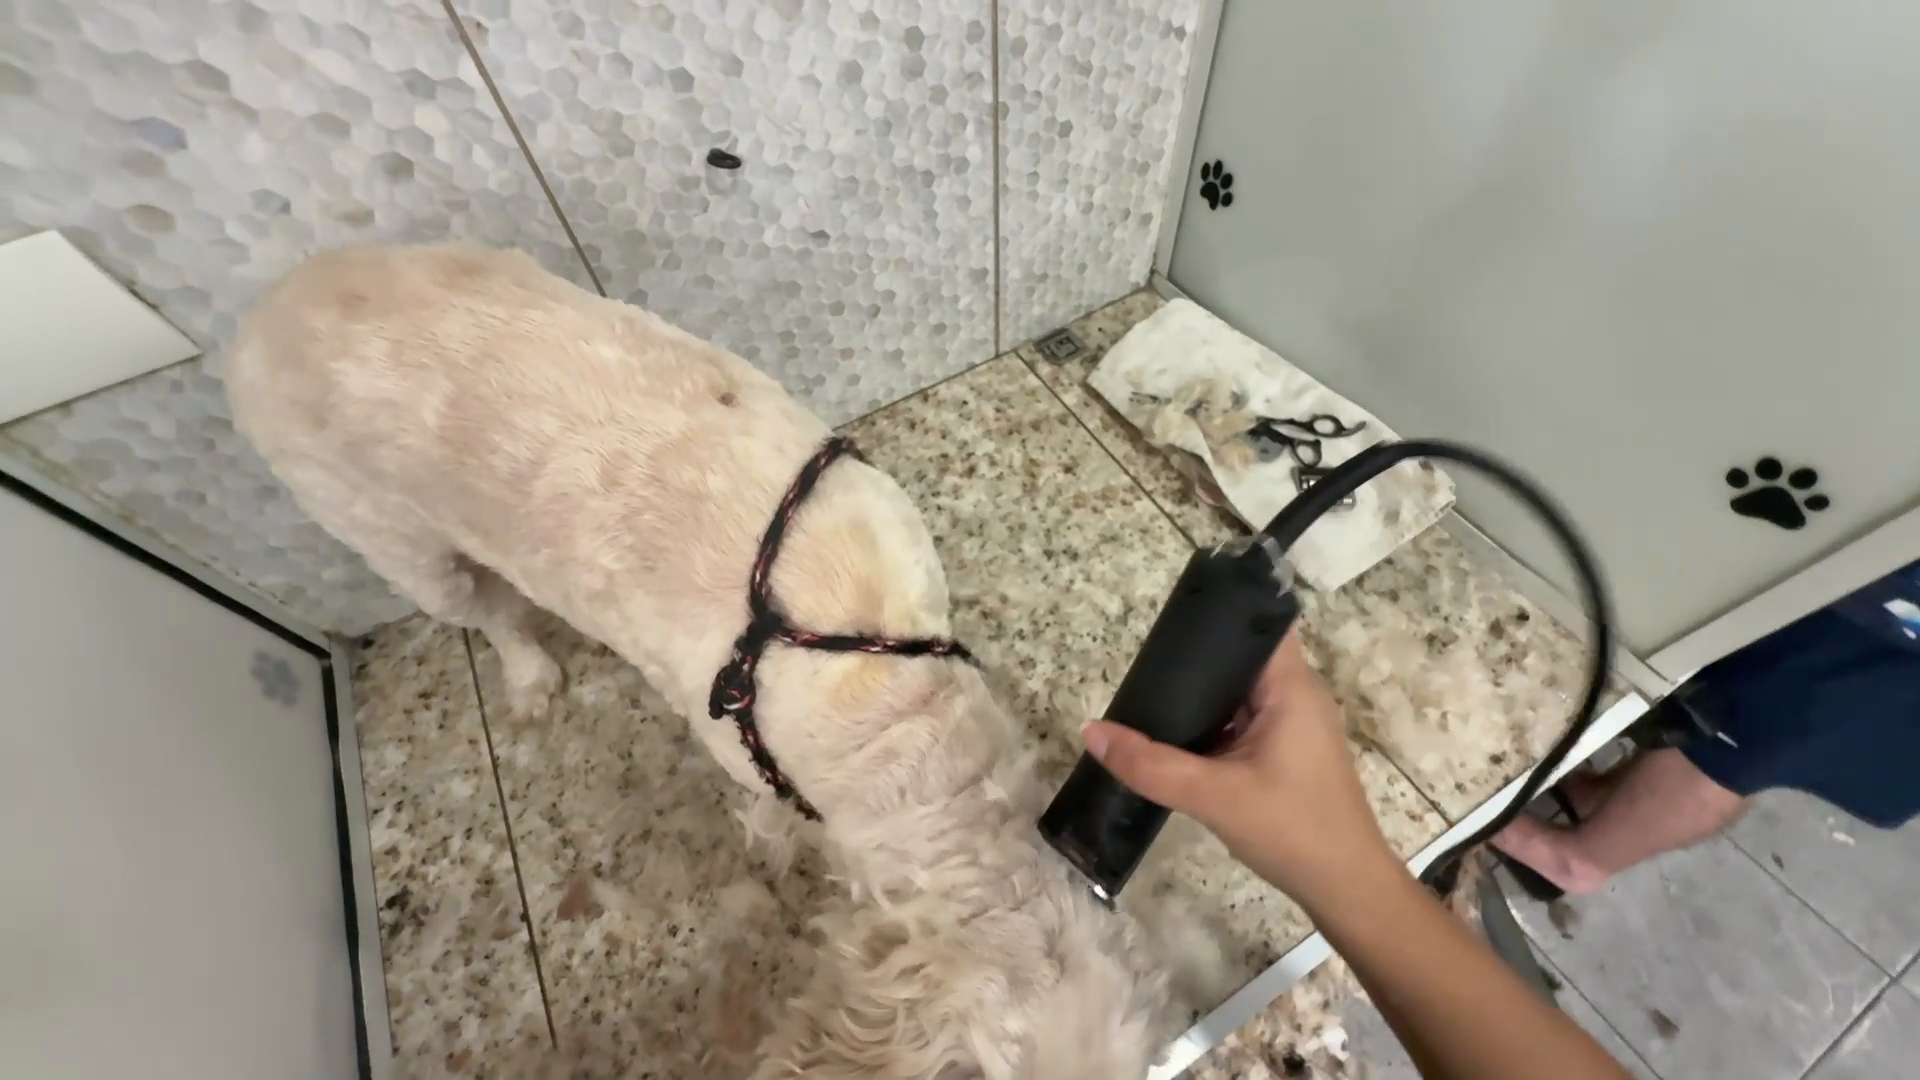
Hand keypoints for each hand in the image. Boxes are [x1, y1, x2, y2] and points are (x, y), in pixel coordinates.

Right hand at [1080, 630, 1399, 910]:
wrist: (1347, 892)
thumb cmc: (1294, 831)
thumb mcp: (1214, 796)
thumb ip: (1151, 765)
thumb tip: (1092, 731)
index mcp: (1291, 689)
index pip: (1259, 624)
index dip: (1218, 612)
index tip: (1170, 616)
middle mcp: (1295, 697)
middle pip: (1239, 657)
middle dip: (1193, 655)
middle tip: (1143, 659)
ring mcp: (1290, 725)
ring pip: (1236, 691)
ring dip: (1198, 692)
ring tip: (1148, 689)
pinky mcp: (1282, 751)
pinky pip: (1238, 719)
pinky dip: (1208, 720)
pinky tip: (1173, 730)